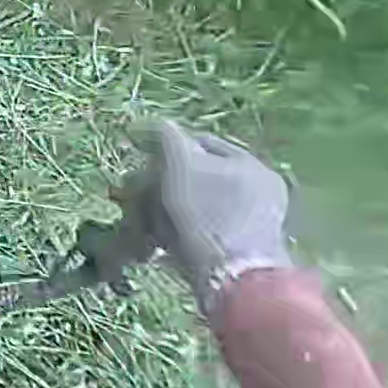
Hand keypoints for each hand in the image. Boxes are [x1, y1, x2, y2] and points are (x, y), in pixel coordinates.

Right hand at [154, 120, 292, 307]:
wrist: (228, 266)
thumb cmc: (204, 208)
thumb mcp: (181, 162)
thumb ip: (166, 136)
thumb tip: (152, 122)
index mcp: (250, 164)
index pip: (197, 140)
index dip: (163, 145)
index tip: (138, 156)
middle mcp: (255, 185)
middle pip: (190, 168)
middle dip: (155, 176)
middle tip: (132, 187)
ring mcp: (248, 212)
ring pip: (187, 193)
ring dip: (156, 198)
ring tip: (138, 209)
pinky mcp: (234, 233)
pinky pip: (195, 214)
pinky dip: (171, 216)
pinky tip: (154, 225)